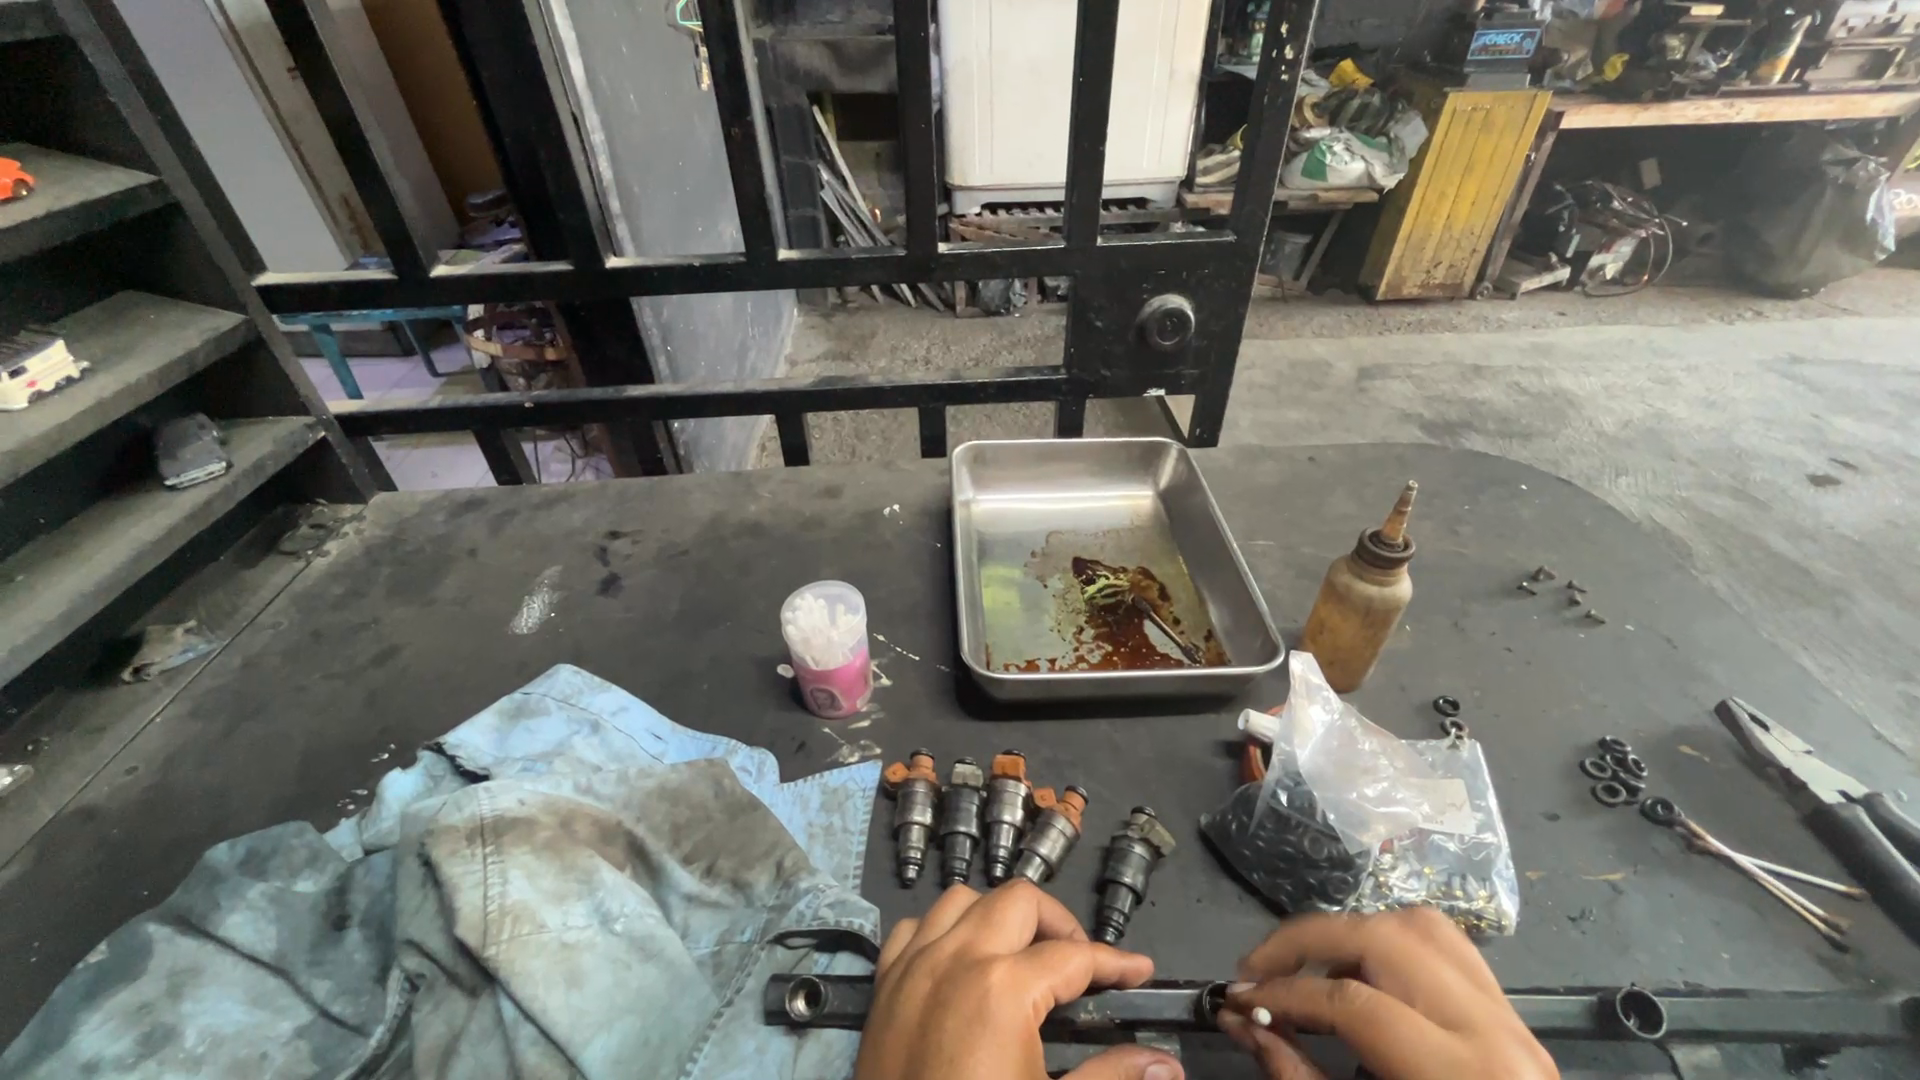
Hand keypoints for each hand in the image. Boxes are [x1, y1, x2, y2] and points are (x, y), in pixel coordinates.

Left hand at [855, 881, 1181, 1079]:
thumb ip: (1111, 1077)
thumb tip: (1168, 1067)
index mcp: (1003, 987)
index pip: (1074, 956)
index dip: (1115, 963)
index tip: (1140, 971)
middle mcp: (957, 957)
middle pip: (1019, 902)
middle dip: (1059, 923)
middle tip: (1082, 964)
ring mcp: (914, 964)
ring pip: (962, 900)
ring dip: (998, 916)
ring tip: (1023, 953)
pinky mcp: (884, 983)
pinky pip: (915, 927)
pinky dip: (943, 930)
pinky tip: (960, 960)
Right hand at [1217, 908, 1556, 1079]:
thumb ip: (1296, 1074)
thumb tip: (1240, 1018)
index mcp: (1461, 1076)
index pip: (1353, 1002)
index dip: (1283, 995)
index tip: (1238, 999)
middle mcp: (1494, 1033)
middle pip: (1381, 938)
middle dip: (1304, 942)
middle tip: (1258, 969)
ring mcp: (1511, 1018)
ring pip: (1415, 925)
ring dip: (1348, 934)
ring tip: (1309, 970)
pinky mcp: (1510, 1016)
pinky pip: (1444, 945)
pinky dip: (1389, 941)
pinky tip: (1359, 972)